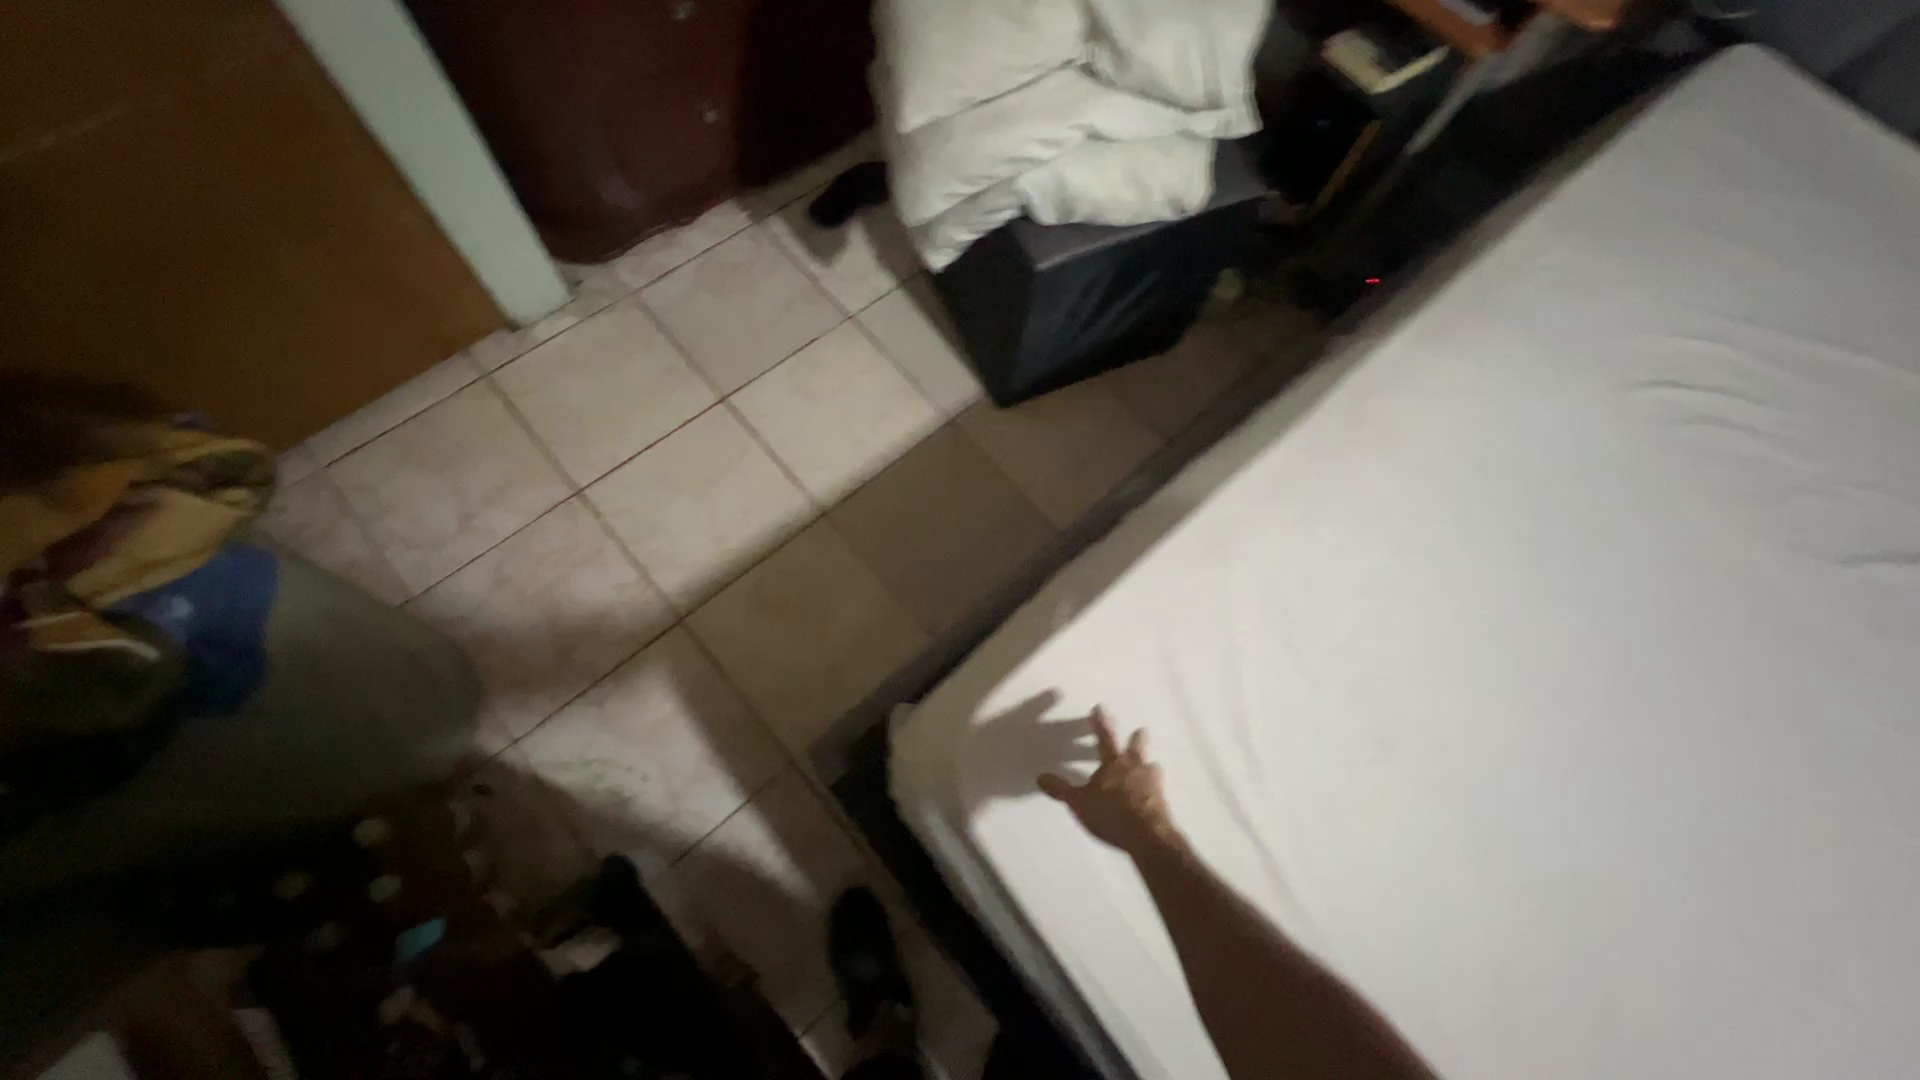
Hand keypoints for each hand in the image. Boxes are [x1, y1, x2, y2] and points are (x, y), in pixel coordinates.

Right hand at [1038, 707, 1181, 857]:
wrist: (1149, 836)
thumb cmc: (1111, 814)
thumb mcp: (1078, 802)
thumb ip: (1060, 789)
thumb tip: (1040, 776)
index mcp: (1113, 763)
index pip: (1105, 737)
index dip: (1100, 722)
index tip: (1100, 707)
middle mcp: (1135, 768)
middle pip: (1137, 747)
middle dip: (1137, 738)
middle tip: (1141, 730)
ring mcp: (1153, 785)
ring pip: (1152, 767)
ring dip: (1149, 764)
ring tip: (1150, 764)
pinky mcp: (1163, 803)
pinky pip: (1158, 790)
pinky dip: (1154, 789)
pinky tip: (1153, 795)